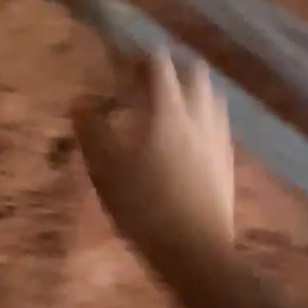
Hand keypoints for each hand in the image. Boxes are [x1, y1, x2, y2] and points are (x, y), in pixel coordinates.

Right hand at [72, 47, 234, 270]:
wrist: (195, 251)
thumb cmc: (144, 205)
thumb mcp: (105, 168)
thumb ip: (91, 129)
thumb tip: (80, 101)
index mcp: (168, 109)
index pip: (158, 63)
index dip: (139, 56)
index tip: (120, 63)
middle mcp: (199, 114)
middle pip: (193, 71)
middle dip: (169, 67)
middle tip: (145, 81)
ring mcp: (218, 137)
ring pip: (210, 95)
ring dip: (188, 89)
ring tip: (166, 106)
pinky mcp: (228, 161)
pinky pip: (216, 122)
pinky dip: (200, 116)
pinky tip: (185, 139)